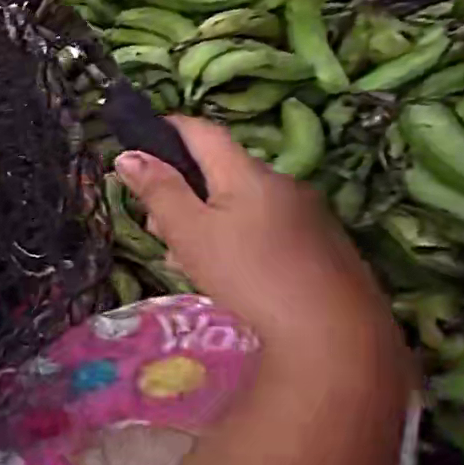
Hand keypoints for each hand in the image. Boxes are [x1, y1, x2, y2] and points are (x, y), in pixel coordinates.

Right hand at [114, 117, 401, 363]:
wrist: (335, 336)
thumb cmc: (248, 275)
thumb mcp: (188, 231)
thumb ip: (158, 190)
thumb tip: (127, 154)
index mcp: (246, 173)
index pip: (202, 131)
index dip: (167, 128)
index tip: (139, 139)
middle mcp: (281, 183)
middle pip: (218, 170)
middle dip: (180, 189)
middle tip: (158, 227)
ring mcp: (306, 214)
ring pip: (239, 202)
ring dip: (204, 218)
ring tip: (187, 260)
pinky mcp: (320, 245)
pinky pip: (263, 226)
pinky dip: (234, 237)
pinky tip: (227, 274)